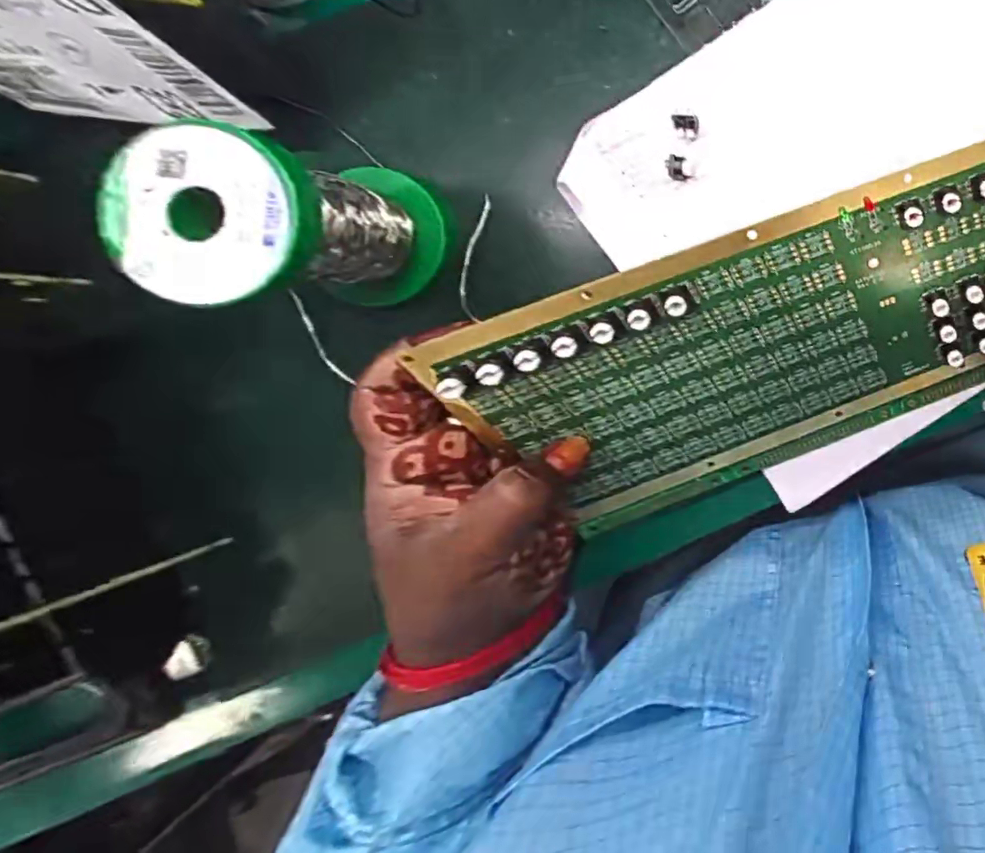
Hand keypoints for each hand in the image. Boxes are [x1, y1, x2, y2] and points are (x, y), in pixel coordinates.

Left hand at [350, 333, 586, 711]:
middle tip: (542, 344)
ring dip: (542, 392)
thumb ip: (516, 495)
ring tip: (578, 368)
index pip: (386, 397)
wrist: (487, 648)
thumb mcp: (469, 549)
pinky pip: (553, 442)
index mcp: (406, 466)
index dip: (411, 359)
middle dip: (496, 364)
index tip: (459, 337)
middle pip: (464, 392)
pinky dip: (573, 426)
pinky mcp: (534, 482)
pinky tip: (598, 409)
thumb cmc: (446, 602)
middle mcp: (450, 454)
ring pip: (514, 412)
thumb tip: (573, 445)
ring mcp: (496, 466)